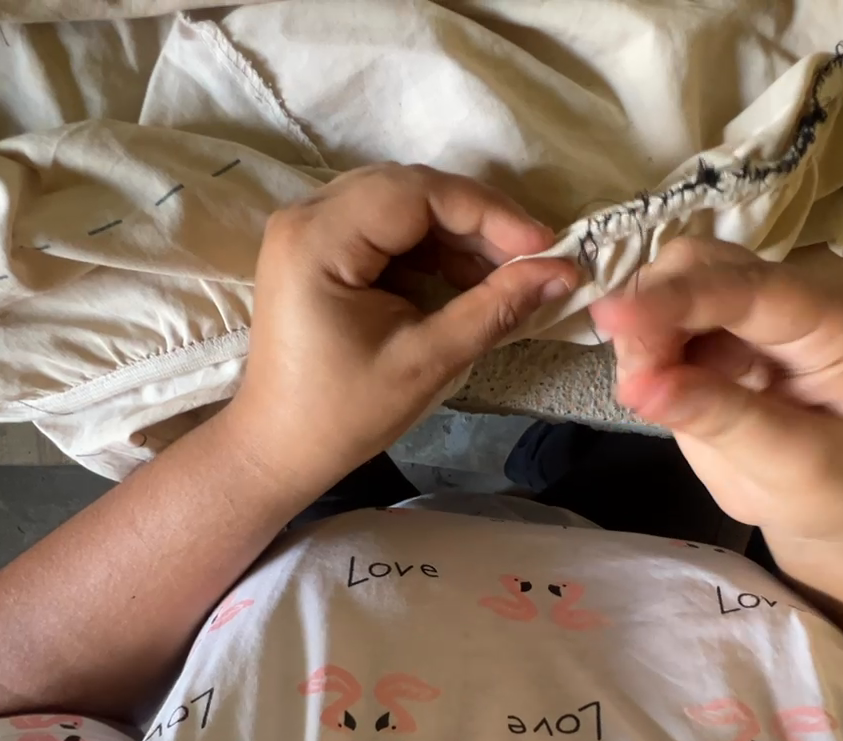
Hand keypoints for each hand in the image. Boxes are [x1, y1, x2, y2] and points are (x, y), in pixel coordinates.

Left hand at [223, 164, 580, 494]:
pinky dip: (431, 251)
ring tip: (507, 273)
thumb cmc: (344, 415)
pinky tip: (467, 279)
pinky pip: (386, 230)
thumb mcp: (425, 362)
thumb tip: (561, 273)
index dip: (487, 213)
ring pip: (401, 206)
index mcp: (319, 241)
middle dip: (476, 222)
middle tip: (532, 258)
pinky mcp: (319, 250)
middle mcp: (306, 217)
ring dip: (457, 236)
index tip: (544, 246)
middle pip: (409, 190)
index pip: (416, 192)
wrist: (281, 447)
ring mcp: (308, 230)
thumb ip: (493, 310)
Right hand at [590, 237, 842, 553]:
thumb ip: (722, 420)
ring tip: (646, 396)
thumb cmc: (838, 490)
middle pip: (701, 266)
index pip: (749, 291)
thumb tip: (640, 387)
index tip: (611, 316)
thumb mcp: (793, 466)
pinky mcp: (711, 342)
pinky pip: (657, 326)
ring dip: (639, 334)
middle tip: (635, 384)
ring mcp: (746, 318)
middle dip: (652, 312)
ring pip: (669, 287)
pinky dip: (639, 352)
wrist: (836, 511)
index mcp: (835, 321)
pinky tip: (652, 393)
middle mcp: (789, 302)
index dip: (678, 299)